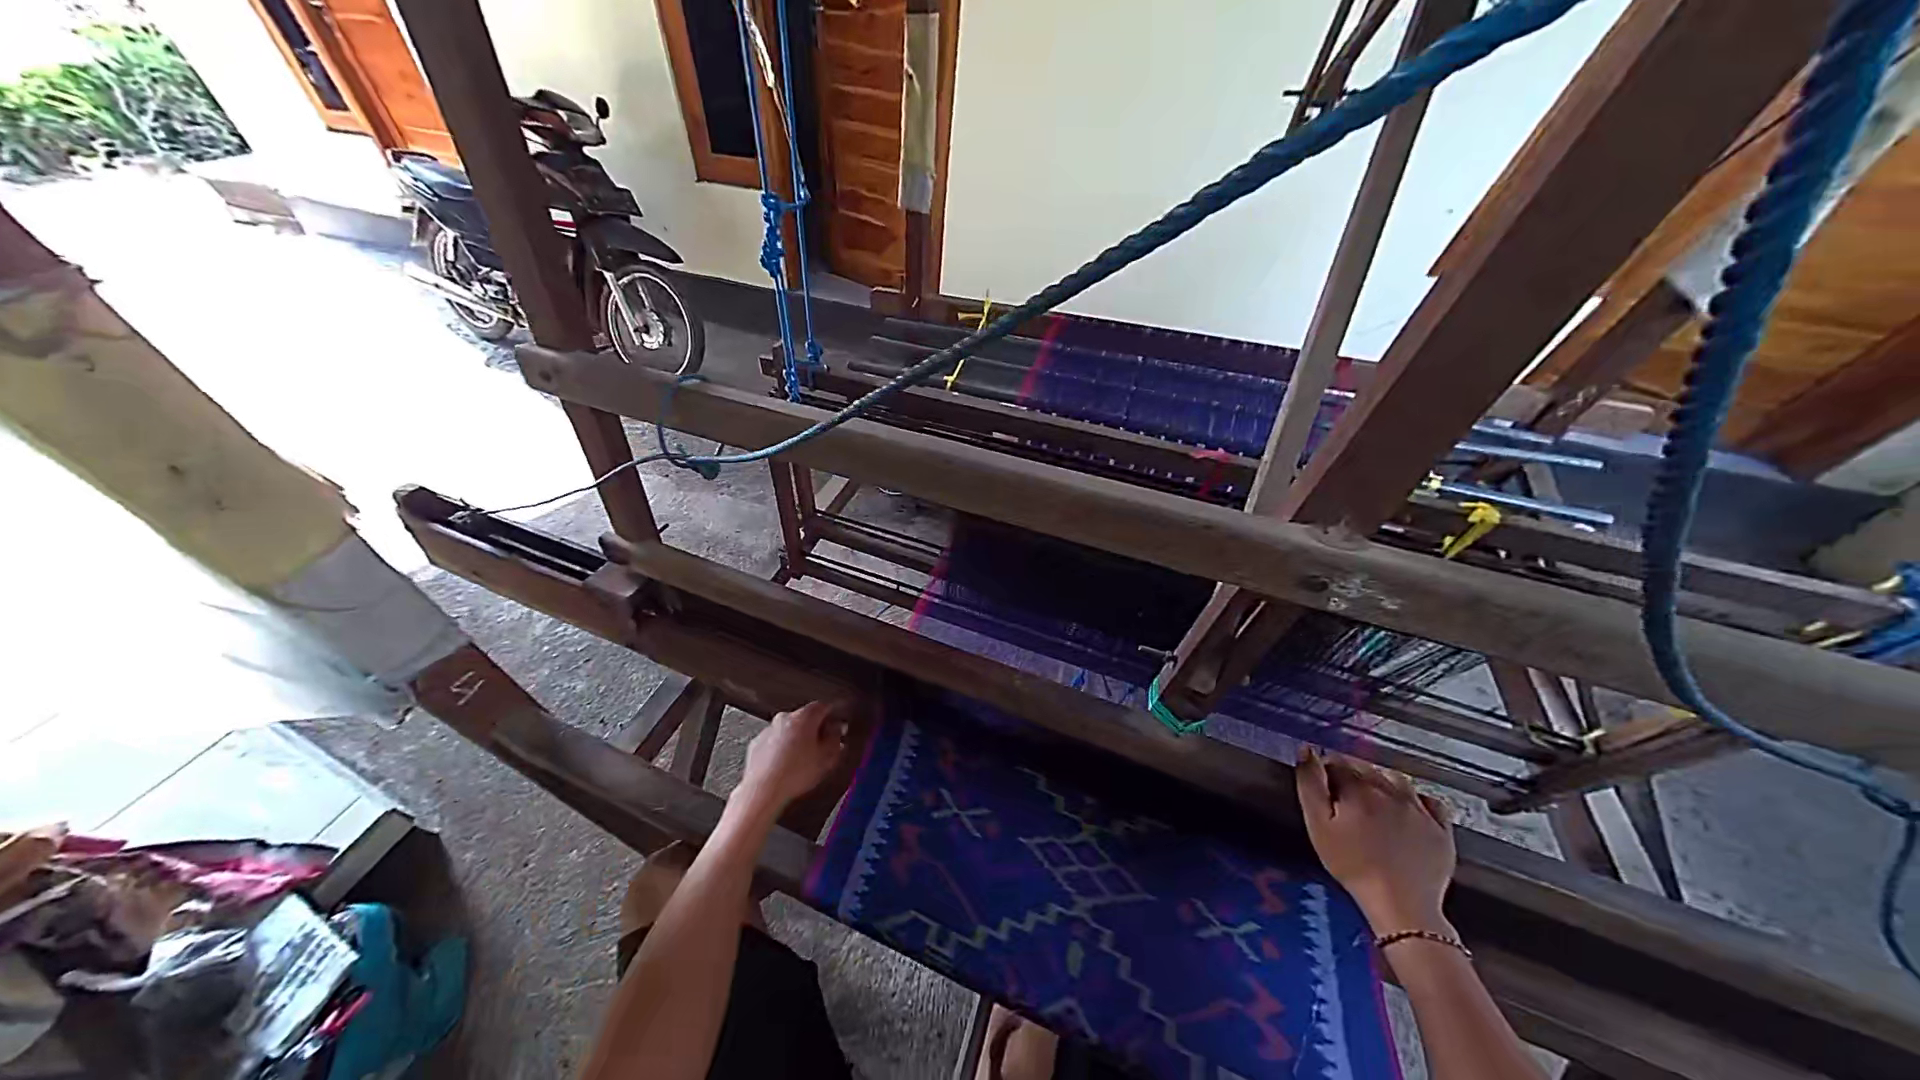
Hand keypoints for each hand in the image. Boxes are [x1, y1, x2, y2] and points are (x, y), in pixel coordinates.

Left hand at [737, 702, 846, 815]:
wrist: (763, 790)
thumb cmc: (796, 774)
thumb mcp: (827, 758)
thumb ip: (836, 738)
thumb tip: (836, 729)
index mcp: (804, 717)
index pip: (823, 706)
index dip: (833, 715)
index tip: (837, 727)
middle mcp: (785, 718)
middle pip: (805, 717)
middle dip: (815, 729)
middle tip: (822, 747)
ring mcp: (769, 730)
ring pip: (789, 729)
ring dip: (797, 739)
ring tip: (803, 761)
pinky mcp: (757, 743)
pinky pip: (775, 741)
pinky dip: (782, 748)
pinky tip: (786, 766)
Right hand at [1296, 746, 1455, 934]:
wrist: (1400, 904)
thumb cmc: (1352, 866)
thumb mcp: (1317, 824)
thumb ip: (1309, 784)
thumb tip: (1307, 751)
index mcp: (1359, 788)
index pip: (1336, 762)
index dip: (1325, 771)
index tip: (1321, 787)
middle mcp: (1391, 790)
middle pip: (1365, 768)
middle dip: (1351, 776)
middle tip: (1342, 801)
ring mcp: (1420, 809)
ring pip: (1396, 779)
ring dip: (1381, 783)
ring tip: (1371, 804)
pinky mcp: (1441, 829)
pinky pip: (1429, 801)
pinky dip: (1415, 800)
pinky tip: (1406, 812)